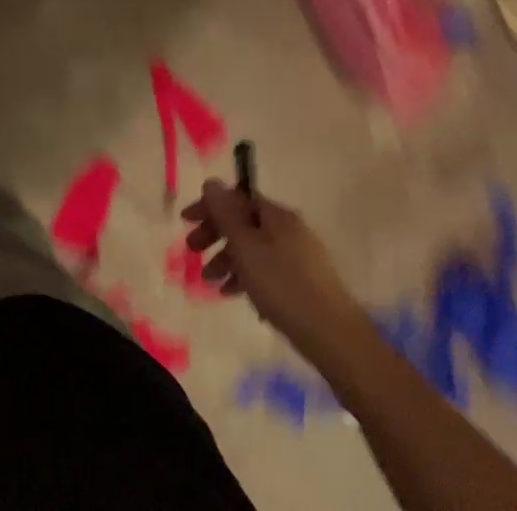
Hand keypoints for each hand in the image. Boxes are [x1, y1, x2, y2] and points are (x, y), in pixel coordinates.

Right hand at [180, 182, 363, 344]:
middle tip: (192, 250)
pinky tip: (231, 293)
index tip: (185, 221)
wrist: (331, 334)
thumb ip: (226, 214)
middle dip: (214, 234)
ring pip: (252, 248)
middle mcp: (289, 230)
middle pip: (243, 223)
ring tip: (209, 281)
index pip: (237, 198)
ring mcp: (297, 256)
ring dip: (226, 259)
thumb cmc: (282, 285)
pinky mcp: (300, 281)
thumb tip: (212, 182)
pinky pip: (264, 269)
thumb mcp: (246, 247)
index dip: (209, 206)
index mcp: (277, 216)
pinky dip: (244, 276)